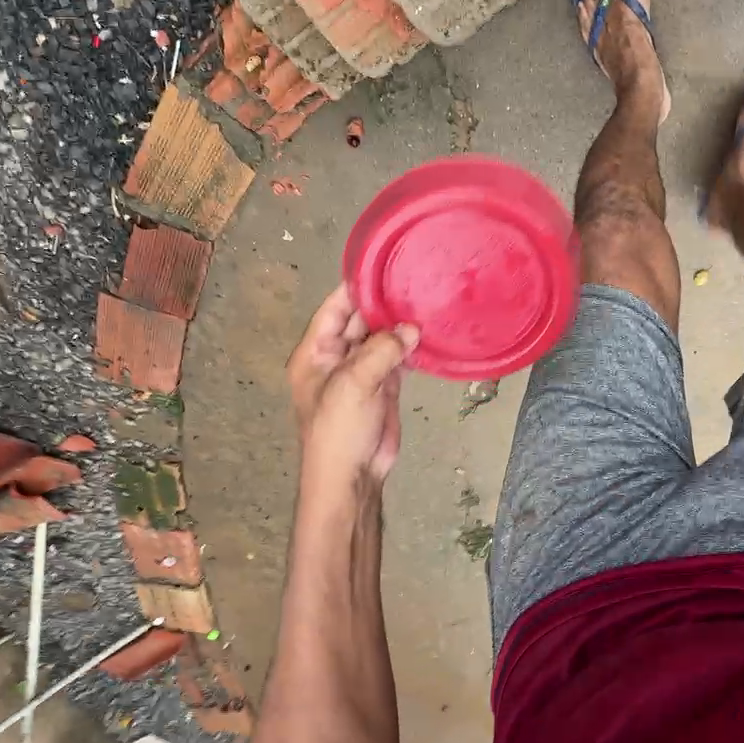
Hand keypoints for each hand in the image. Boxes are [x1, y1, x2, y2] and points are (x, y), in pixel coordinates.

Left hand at [286, 286, 419, 493]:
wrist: (351, 477)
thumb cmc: (338, 430)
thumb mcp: (353, 384)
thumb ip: (381, 351)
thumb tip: (411, 329)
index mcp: (315, 352)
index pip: (335, 308)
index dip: (356, 287)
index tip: (385, 265)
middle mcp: (336, 357)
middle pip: (361, 320)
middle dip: (384, 304)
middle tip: (416, 281)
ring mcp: (361, 372)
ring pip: (381, 338)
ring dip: (400, 325)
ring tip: (427, 301)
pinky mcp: (382, 386)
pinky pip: (396, 357)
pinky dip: (410, 347)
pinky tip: (428, 333)